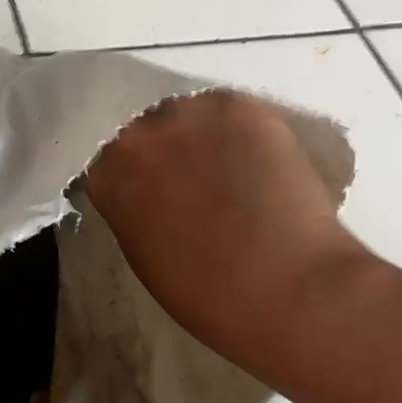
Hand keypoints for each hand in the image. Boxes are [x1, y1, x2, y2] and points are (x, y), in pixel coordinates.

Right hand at [83, 90, 363, 359]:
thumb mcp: (146, 255)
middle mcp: (138, 130)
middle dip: (164, 146)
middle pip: (144, 125)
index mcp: (108, 173)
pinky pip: (231, 112)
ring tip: (232, 165)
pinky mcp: (236, 104)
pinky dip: (242, 131)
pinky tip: (260, 159)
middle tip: (193, 173)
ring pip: (188, 113)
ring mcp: (188, 111)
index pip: (106, 154)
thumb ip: (133, 208)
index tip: (151, 184)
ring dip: (202, 133)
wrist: (295, 290)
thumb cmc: (215, 298)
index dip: (131, 169)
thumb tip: (148, 192)